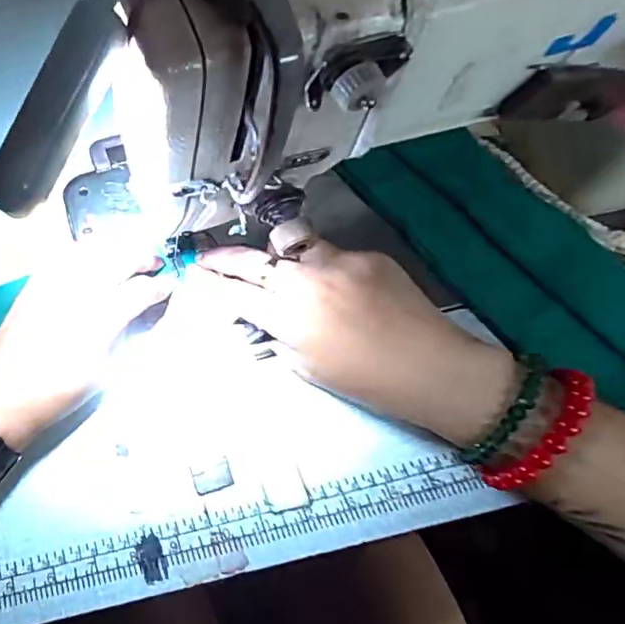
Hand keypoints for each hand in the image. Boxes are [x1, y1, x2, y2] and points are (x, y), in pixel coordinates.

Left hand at [0, 249, 173, 448]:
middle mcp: (76, 292)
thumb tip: (144, 313)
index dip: (160, 286)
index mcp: (99, 319)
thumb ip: (126, 336)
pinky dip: (86, 254)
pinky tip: (93, 264)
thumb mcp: (103, 372)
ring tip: (126, 261)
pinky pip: (65, 256)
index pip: (140, 290)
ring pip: (92, 249)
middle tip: (154, 265)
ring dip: (115, 250)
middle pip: (118, 257)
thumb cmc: (56, 394)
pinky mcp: (33, 284)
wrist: (0, 399)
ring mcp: (52, 283)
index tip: (170, 285)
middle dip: (142, 258)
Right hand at [185, 242, 518, 445]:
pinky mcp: (367, 253)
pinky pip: (333, 253)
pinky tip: (343, 290)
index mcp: (290, 315)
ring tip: (288, 272)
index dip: (209, 281)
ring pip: (294, 243)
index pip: (235, 291)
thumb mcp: (307, 366)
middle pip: (255, 256)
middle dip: (226, 256)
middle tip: (211, 256)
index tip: (193, 272)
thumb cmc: (366, 381)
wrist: (431, 366)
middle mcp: (308, 279)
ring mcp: (340, 260)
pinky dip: (326, 267)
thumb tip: (261, 318)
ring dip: (282, 255)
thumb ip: (277, 336)